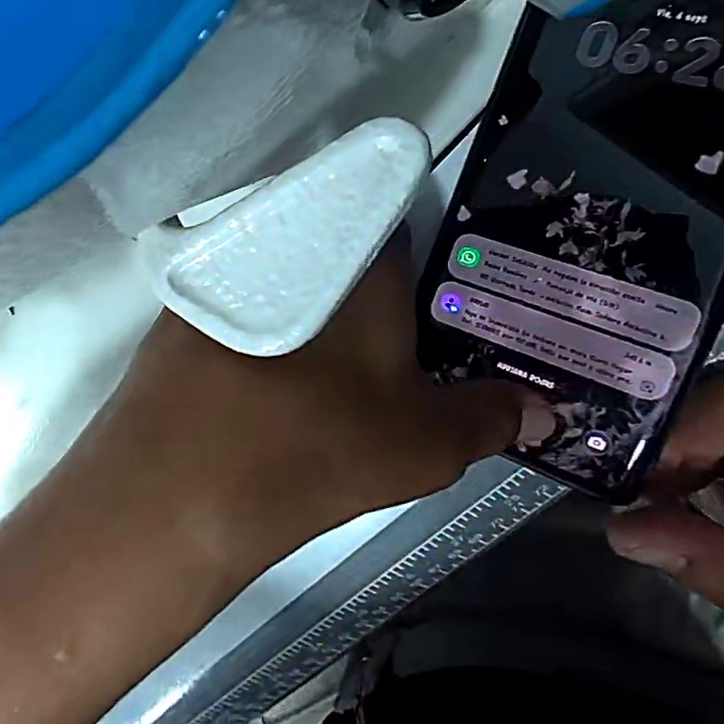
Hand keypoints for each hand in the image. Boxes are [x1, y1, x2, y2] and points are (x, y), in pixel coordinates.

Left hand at [71, 232, 535, 557]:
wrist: (178, 489)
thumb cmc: (318, 449)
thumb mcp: (424, 443)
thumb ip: (492, 417)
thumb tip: (544, 408)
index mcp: (365, 263)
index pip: (409, 234)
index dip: (423, 270)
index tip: (424, 309)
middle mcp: (299, 245)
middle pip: (348, 251)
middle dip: (366, 289)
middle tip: (377, 344)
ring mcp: (235, 270)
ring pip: (293, 273)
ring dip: (312, 305)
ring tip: (322, 365)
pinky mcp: (189, 303)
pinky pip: (244, 298)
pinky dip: (263, 324)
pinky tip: (263, 374)